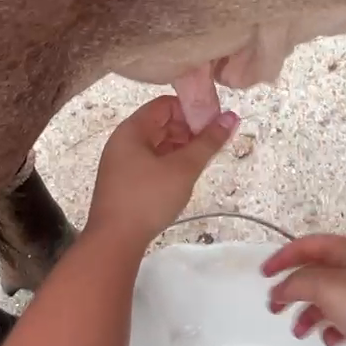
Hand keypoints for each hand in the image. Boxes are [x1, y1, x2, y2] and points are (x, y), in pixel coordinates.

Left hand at [85, 95, 237, 247]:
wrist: (114, 240)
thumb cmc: (148, 198)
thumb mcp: (183, 168)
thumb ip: (208, 142)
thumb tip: (231, 117)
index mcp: (132, 130)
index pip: (165, 104)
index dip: (191, 109)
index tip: (214, 123)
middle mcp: (123, 140)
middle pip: (161, 123)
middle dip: (189, 130)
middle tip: (213, 143)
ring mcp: (121, 162)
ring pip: (157, 144)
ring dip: (181, 147)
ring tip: (202, 160)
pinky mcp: (124, 181)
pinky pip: (150, 161)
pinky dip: (169, 162)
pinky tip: (184, 176)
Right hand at [262, 235, 345, 345]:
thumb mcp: (325, 286)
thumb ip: (296, 283)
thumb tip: (280, 289)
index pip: (307, 245)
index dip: (282, 257)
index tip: (263, 274)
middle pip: (316, 272)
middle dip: (293, 289)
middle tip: (274, 307)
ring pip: (328, 298)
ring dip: (310, 313)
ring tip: (299, 331)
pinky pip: (344, 319)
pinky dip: (332, 328)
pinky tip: (331, 339)